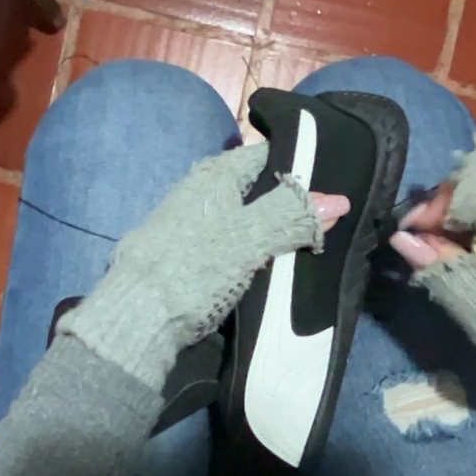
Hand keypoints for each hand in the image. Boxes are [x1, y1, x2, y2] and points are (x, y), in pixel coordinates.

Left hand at [57, 142, 348, 387]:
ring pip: (241, 218)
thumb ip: (291, 215)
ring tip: (305, 248)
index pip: (266, 155)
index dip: (299, 166)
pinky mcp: (180, 255)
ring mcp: (186, 223)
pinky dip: (248, 251)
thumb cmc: (195, 267)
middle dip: (287, 203)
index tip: (331, 186)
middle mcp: (198, 191)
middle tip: (326, 223)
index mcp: (215, 175)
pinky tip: (266, 268)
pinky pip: (226, 243)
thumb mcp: (250, 237)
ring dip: (268, 231)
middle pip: (255, 189)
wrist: (137, 320)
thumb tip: (338, 199)